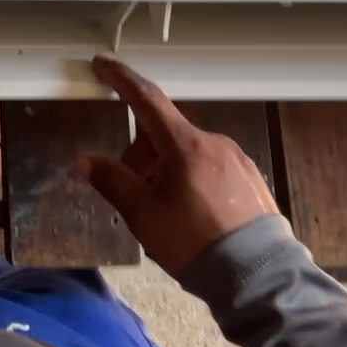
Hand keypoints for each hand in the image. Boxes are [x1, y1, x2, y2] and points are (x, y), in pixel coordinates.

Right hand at [76, 54, 279, 276]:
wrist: (261, 282)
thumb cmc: (194, 241)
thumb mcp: (143, 213)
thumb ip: (111, 181)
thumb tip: (84, 162)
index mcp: (184, 144)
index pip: (146, 98)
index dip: (120, 78)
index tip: (102, 63)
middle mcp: (213, 142)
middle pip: (163, 133)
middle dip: (142, 156)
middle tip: (136, 193)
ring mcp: (237, 161)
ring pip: (187, 152)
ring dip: (166, 170)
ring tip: (166, 213)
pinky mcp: (252, 183)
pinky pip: (210, 168)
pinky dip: (192, 181)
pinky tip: (193, 216)